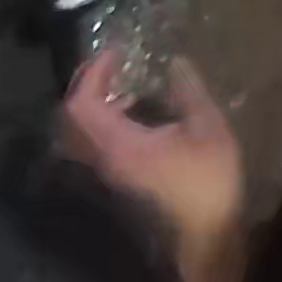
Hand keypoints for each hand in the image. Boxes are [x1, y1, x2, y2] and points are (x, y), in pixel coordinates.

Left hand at [62, 49, 244, 260]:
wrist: (206, 230)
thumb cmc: (209, 177)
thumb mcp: (208, 126)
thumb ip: (188, 92)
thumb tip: (175, 61)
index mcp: (120, 145)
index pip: (83, 105)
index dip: (93, 74)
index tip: (116, 52)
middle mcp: (103, 159)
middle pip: (72, 118)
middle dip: (87, 84)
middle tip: (112, 61)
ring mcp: (109, 171)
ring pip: (80, 131)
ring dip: (93, 100)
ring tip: (123, 80)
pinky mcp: (120, 176)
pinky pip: (95, 140)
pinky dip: (104, 117)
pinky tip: (136, 109)